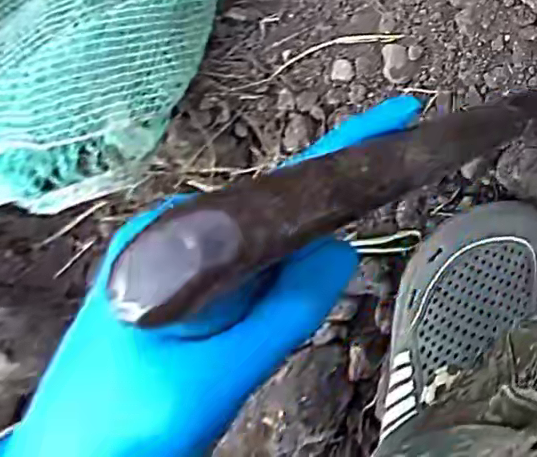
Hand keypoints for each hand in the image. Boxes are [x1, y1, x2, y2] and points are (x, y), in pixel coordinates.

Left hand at [0, 95, 421, 456]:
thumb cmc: (132, 424)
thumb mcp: (227, 367)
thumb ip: (296, 302)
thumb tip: (340, 247)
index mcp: (170, 235)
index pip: (285, 179)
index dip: (352, 143)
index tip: (404, 111)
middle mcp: (175, 231)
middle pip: (285, 210)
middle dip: (310, 247)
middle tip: (285, 308)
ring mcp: (181, 254)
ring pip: (279, 243)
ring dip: (288, 282)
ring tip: (246, 342)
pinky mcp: (190, 280)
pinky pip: (263, 265)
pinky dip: (277, 291)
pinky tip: (248, 335)